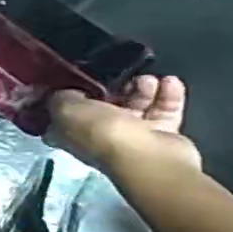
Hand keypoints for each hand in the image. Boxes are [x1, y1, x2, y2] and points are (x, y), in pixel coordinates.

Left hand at [48, 75, 200, 174]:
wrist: (149, 156)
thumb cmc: (100, 131)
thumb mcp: (66, 109)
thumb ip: (60, 98)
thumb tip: (65, 93)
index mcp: (69, 132)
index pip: (62, 115)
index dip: (67, 98)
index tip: (75, 80)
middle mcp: (96, 135)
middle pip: (103, 106)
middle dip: (112, 88)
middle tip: (121, 75)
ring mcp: (130, 136)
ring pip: (136, 106)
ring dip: (142, 90)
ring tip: (148, 79)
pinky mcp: (160, 135)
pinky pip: (163, 111)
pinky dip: (167, 96)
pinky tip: (171, 82)